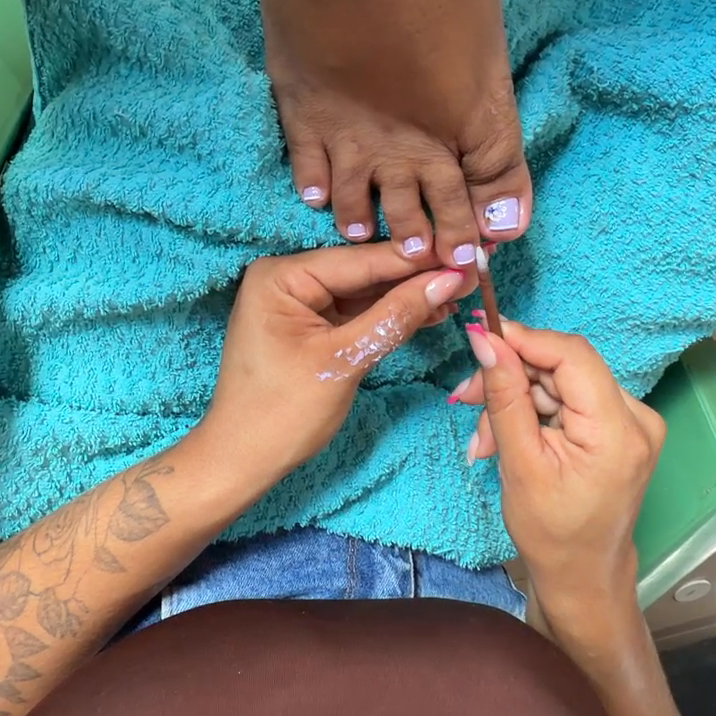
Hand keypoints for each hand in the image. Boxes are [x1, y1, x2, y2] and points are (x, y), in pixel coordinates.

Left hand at [194, 244, 474, 480]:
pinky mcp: (310, 323)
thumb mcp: (345, 361)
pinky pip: (356, 311)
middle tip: (472, 270)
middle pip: (364, 271)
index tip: (467, 254)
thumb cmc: (283, 412)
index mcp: (282, 275)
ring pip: (365, 291)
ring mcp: (298, 300)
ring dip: (409, 295)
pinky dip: (390, 314)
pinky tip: (432, 310)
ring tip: (463, 290)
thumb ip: (396, 316)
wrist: (243, 461)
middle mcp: (287, 277)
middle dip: (416, 276)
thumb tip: (448, 281)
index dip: (417, 260)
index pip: (361, 260)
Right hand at [451, 321, 664, 609]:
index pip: (572, 355)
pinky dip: (533, 412)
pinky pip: (567, 399)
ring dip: (515, 401)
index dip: (524, 339)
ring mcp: (632, 421)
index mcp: (618, 430)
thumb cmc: (551, 532)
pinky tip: (508, 437)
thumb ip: (504, 396)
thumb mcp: (519, 463)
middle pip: (562, 367)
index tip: (479, 338)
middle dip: (510, 379)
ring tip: (485, 439)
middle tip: (465, 399)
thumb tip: (485, 341)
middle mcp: (636, 417)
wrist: (583, 576)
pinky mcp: (619, 426)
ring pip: (558, 382)